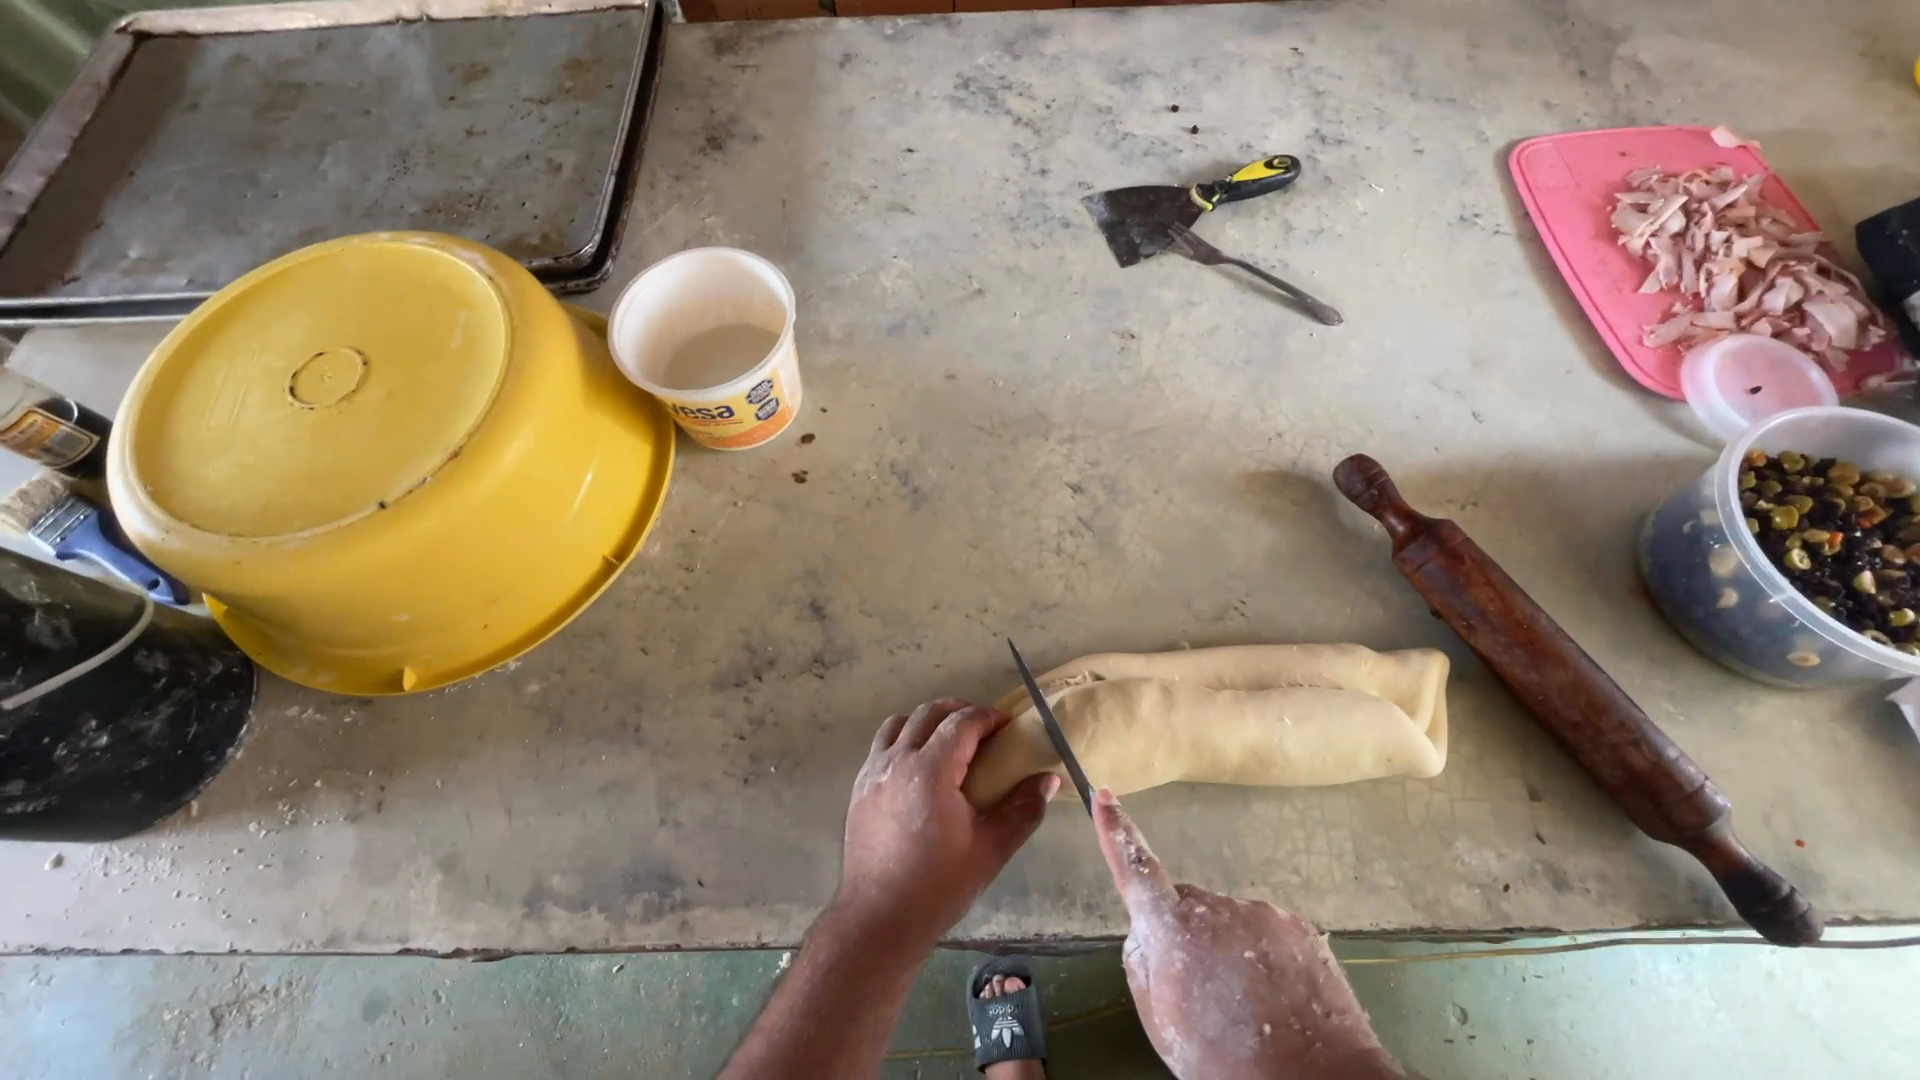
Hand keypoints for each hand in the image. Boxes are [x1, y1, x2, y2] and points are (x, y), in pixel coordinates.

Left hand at [830, 699, 1059, 950]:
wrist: (879, 918)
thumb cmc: (938, 886)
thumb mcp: (991, 850)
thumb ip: (1022, 810)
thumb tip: (1047, 779)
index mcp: (931, 770)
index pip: (962, 722)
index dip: (988, 717)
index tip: (1007, 727)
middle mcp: (897, 760)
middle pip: (929, 713)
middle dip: (960, 711)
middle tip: (984, 730)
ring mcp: (872, 772)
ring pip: (900, 723)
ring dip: (928, 722)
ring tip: (949, 743)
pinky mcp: (859, 787)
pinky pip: (882, 745)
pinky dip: (904, 740)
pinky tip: (919, 768)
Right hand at [1092, 788, 1402, 1079]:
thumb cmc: (1223, 1060)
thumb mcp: (1160, 1022)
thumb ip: (1141, 965)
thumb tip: (1145, 931)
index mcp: (1173, 930)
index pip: (1135, 869)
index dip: (1116, 832)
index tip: (1104, 795)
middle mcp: (1216, 908)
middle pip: (1186, 907)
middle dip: (1185, 934)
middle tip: (1200, 990)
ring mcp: (1261, 913)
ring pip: (1227, 921)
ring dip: (1226, 948)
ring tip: (1244, 1003)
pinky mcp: (1298, 925)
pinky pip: (1265, 931)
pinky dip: (1262, 956)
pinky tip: (1274, 996)